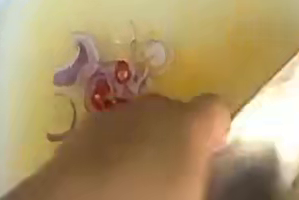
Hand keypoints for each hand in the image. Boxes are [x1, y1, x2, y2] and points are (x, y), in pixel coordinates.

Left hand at [7, 95, 229, 199]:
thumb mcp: (190, 195)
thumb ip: (200, 182)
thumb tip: (196, 181)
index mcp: (188, 126)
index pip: (216, 109)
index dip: (217, 132)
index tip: (215, 159)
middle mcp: (152, 107)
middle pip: (174, 114)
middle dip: (176, 142)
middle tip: (175, 184)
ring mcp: (113, 115)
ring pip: (138, 124)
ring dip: (141, 147)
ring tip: (139, 188)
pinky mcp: (80, 132)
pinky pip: (109, 138)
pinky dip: (112, 156)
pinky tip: (108, 188)